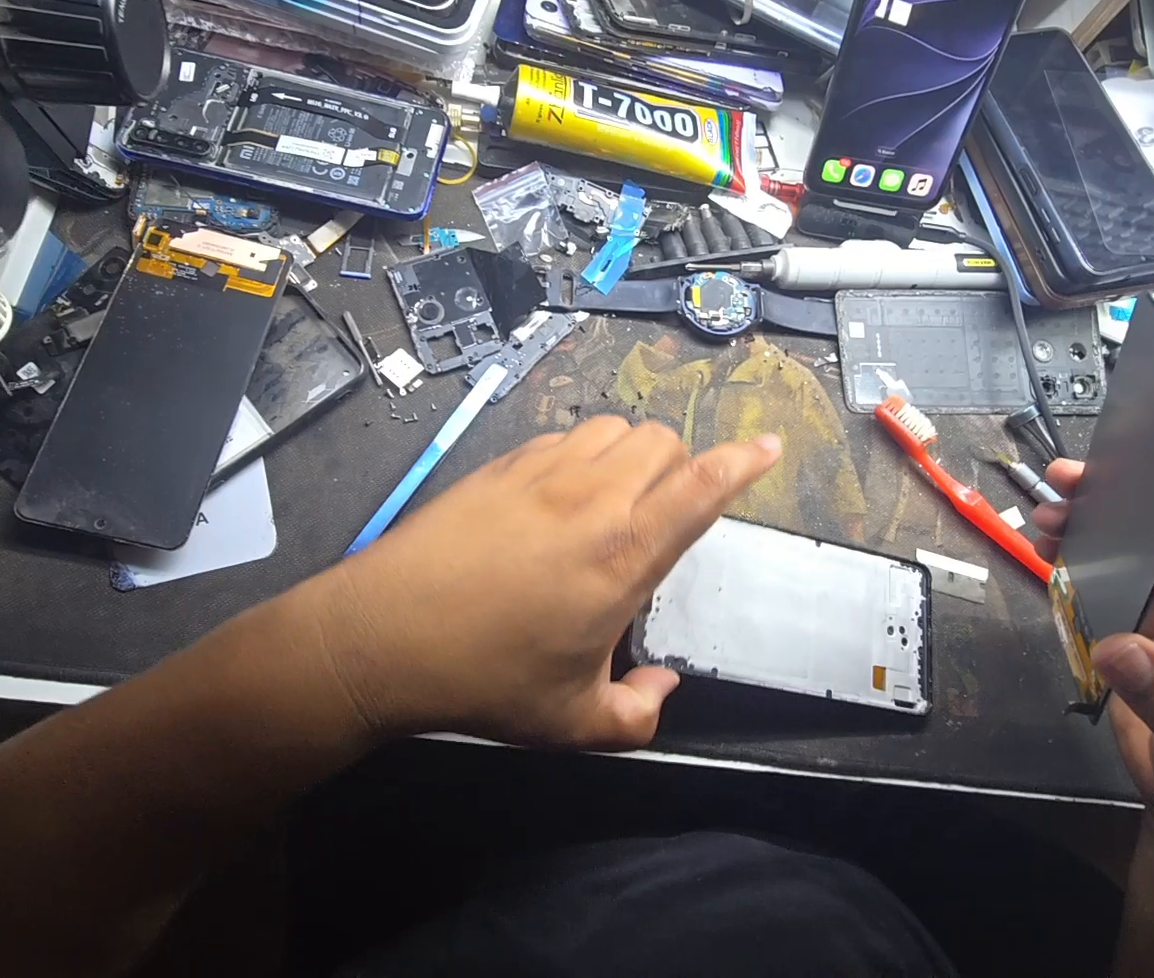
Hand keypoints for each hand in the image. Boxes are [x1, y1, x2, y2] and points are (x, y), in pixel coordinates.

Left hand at [305, 417, 780, 749]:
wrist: (384, 635)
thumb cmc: (486, 679)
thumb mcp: (573, 723)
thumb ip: (637, 713)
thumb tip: (662, 687)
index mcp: (623, 556)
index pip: (701, 489)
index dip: (744, 462)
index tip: (768, 444)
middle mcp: (591, 501)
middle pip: (663, 443)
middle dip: (683, 464)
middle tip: (666, 508)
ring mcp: (543, 474)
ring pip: (614, 429)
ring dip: (633, 453)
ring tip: (618, 495)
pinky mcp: (502, 466)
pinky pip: (564, 436)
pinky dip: (584, 452)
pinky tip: (564, 492)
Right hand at [1033, 463, 1153, 875]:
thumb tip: (1118, 649)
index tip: (1151, 482)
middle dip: (1131, 497)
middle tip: (1072, 483)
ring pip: (1140, 549)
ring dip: (1094, 526)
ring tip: (1049, 516)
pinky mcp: (1140, 633)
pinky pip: (1108, 583)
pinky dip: (1076, 563)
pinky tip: (1049, 552)